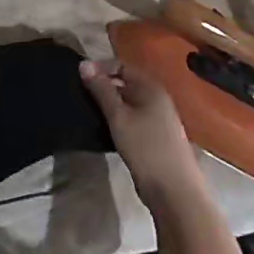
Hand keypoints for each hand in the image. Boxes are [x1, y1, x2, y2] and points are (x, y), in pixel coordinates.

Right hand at [80, 59, 206, 206]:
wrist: (174, 190)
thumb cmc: (145, 147)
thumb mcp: (118, 116)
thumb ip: (101, 90)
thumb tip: (83, 64)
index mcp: (151, 88)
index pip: (122, 66)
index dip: (100, 68)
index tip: (79, 78)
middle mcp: (157, 99)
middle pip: (125, 83)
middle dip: (102, 86)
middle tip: (79, 94)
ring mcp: (157, 118)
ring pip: (127, 102)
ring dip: (108, 104)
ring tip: (87, 110)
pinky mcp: (154, 136)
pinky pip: (131, 118)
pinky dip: (117, 119)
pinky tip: (103, 127)